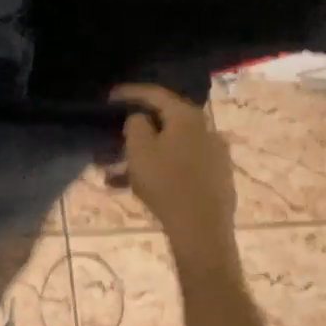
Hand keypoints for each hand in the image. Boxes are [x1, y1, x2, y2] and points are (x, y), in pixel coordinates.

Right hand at [111, 84, 238, 268]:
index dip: (129, 93)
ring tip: (112, 174)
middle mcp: (206, 130)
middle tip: (110, 141)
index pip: (155, 94)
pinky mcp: (216, 180)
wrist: (202, 231)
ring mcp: (214, 156)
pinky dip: (158, 171)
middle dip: (133, 133)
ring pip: (168, 148)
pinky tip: (135, 188)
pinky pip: (179, 166)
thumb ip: (136, 123)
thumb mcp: (138, 148)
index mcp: (187, 117)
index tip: (110, 97)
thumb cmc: (165, 183)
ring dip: (140, 157)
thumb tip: (141, 118)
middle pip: (163, 124)